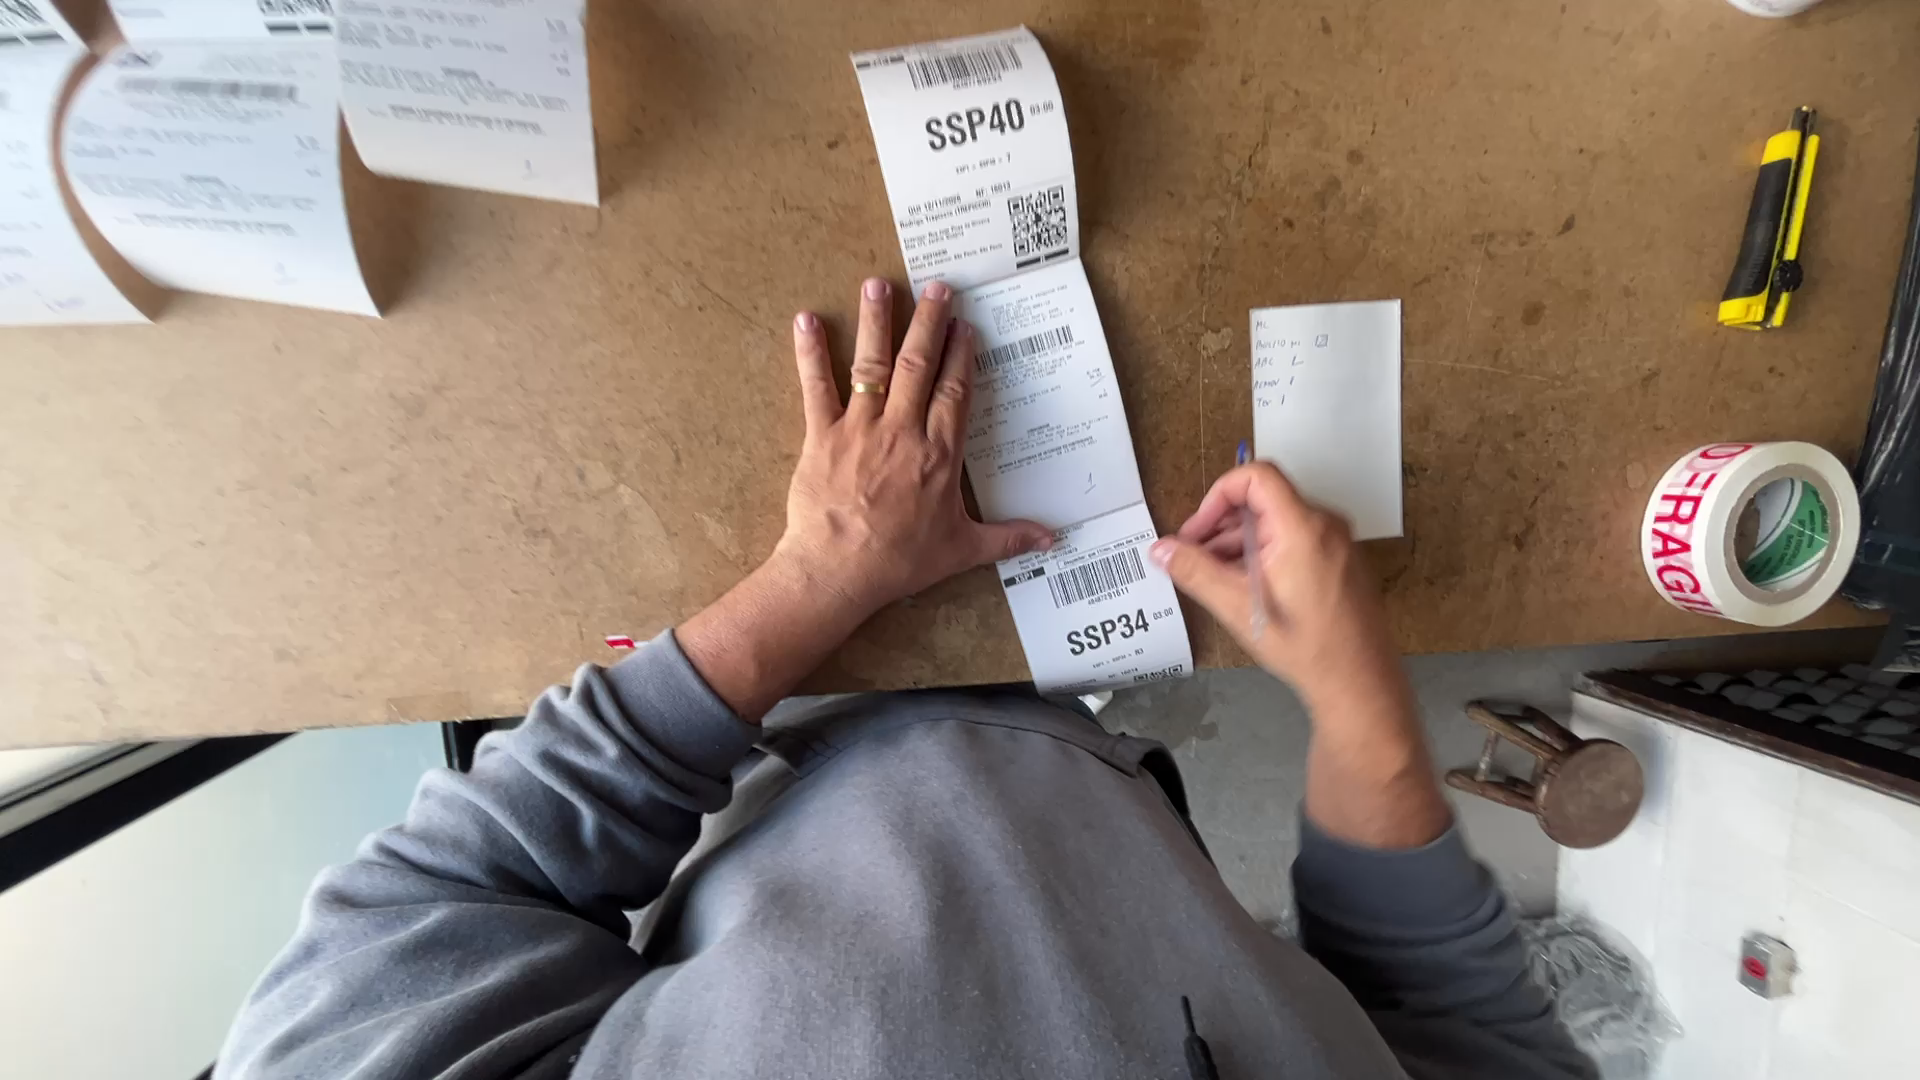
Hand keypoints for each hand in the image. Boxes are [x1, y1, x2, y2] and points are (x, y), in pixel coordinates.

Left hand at [678, 276, 1050, 720]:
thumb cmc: (902, 562)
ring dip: (877, 323)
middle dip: (928, 322)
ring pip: (873, 365)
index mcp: (939, 454)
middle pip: (919, 366)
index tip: (964, 326)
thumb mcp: (962, 551)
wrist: (839, 572)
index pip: (954, 392)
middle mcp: (903, 431)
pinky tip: (806, 321)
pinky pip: (816, 387)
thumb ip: (1008, 538)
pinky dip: (810, 353)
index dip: (960, 356)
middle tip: (936, 287)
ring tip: (878, 285)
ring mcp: (861, 429)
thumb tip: (1053, 540)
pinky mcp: (821, 436)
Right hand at [1150, 463, 1447, 847]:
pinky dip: (1261, 551)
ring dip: (1237, 540)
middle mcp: (1323, 525)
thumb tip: (1161, 549)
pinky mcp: (1337, 559)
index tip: (1198, 530)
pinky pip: (1292, 537)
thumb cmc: (1307, 648)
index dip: (1217, 496)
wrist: (1359, 684)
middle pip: (1261, 499)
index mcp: (1302, 528)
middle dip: (1220, 523)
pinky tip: (1243, 585)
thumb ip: (1195, 571)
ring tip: (1213, 575)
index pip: (1254, 476)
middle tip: (1193, 555)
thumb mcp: (1238, 608)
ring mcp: (1335, 542)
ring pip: (1274, 520)